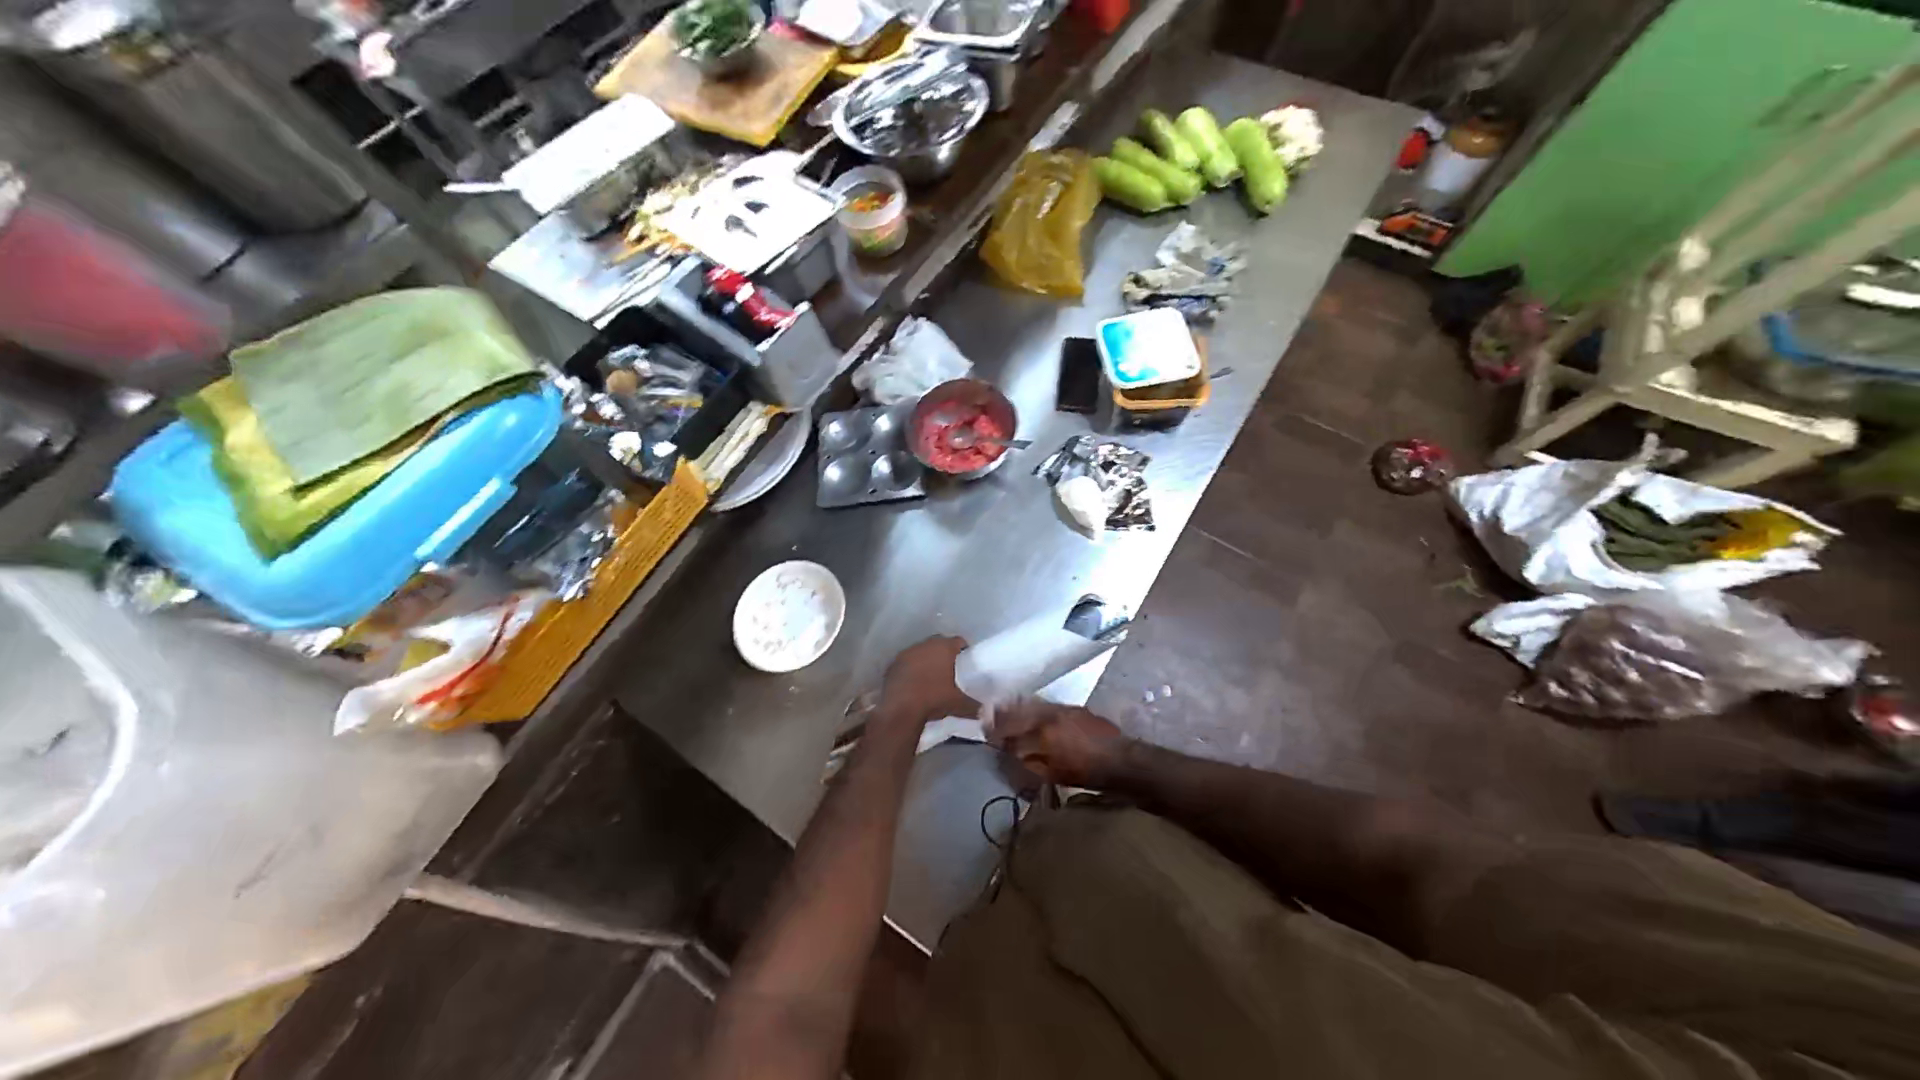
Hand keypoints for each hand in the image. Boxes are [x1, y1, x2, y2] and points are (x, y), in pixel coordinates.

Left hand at [878, 636, 974, 725]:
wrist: (899, 710)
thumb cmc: (934, 699)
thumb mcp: (959, 704)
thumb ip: (975, 705)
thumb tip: (985, 711)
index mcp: (943, 647)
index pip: (959, 641)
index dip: (964, 651)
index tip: (967, 663)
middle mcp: (925, 644)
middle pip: (939, 644)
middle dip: (945, 655)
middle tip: (951, 671)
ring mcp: (906, 653)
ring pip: (922, 652)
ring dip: (927, 661)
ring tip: (932, 678)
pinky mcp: (893, 664)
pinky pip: (907, 663)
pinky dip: (912, 670)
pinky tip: (915, 684)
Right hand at [987, 701, 1127, 787]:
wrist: (1123, 760)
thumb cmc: (1087, 774)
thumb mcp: (1052, 775)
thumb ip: (1027, 763)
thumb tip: (1009, 754)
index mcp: (1041, 734)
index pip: (1009, 732)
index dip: (995, 733)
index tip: (985, 733)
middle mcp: (1048, 715)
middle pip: (1017, 711)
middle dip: (999, 714)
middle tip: (986, 714)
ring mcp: (1061, 708)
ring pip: (1030, 703)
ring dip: (1014, 705)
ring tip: (1001, 706)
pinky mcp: (1073, 708)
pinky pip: (1044, 702)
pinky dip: (1031, 704)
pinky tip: (1028, 707)